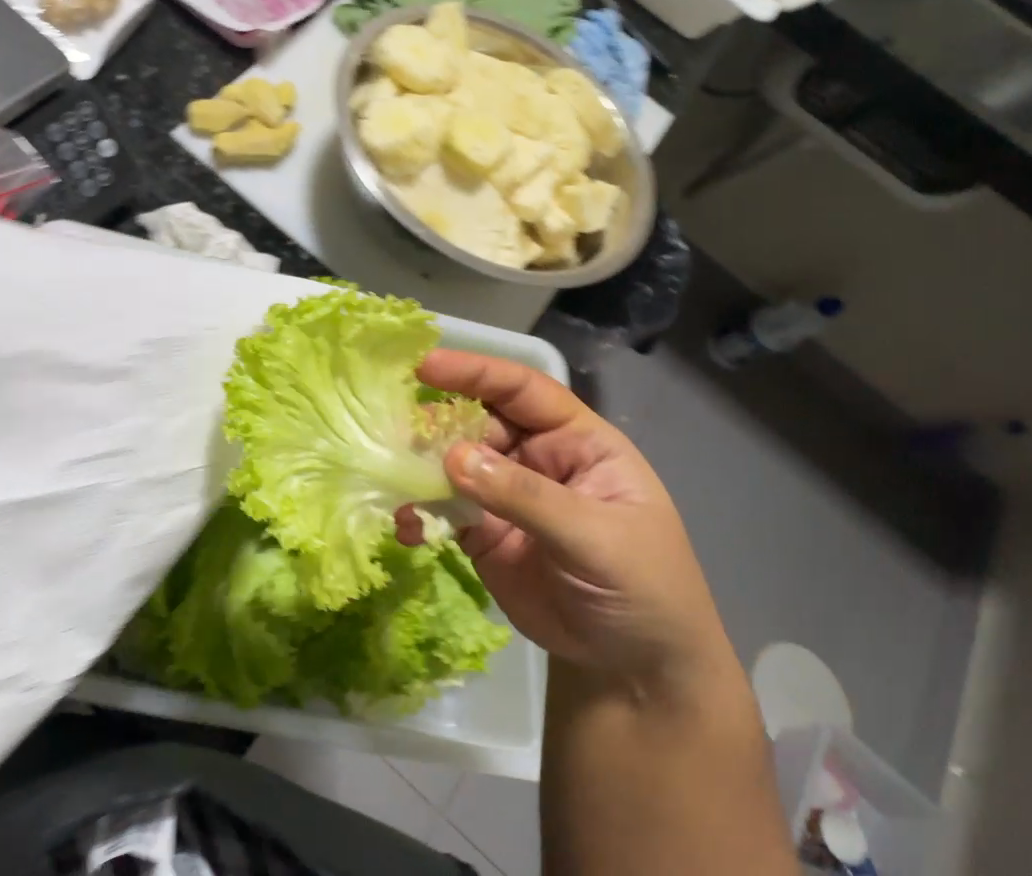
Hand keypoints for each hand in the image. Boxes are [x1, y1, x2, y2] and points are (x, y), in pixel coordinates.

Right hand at [414, 350, 733, 688]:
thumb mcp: (594, 536)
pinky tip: (405, 527)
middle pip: (477, 425)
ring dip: (418, 468)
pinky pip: (440, 511)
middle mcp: (537, 460)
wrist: (634, 665)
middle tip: (393, 431)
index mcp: (578, 443)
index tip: (425, 366)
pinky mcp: (481, 534)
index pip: (524, 392)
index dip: (477, 373)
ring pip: (451, 466)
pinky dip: (417, 513)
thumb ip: (524, 496)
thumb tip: (452, 457)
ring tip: (389, 476)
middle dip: (436, 424)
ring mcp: (505, 498)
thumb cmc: (642, 587)